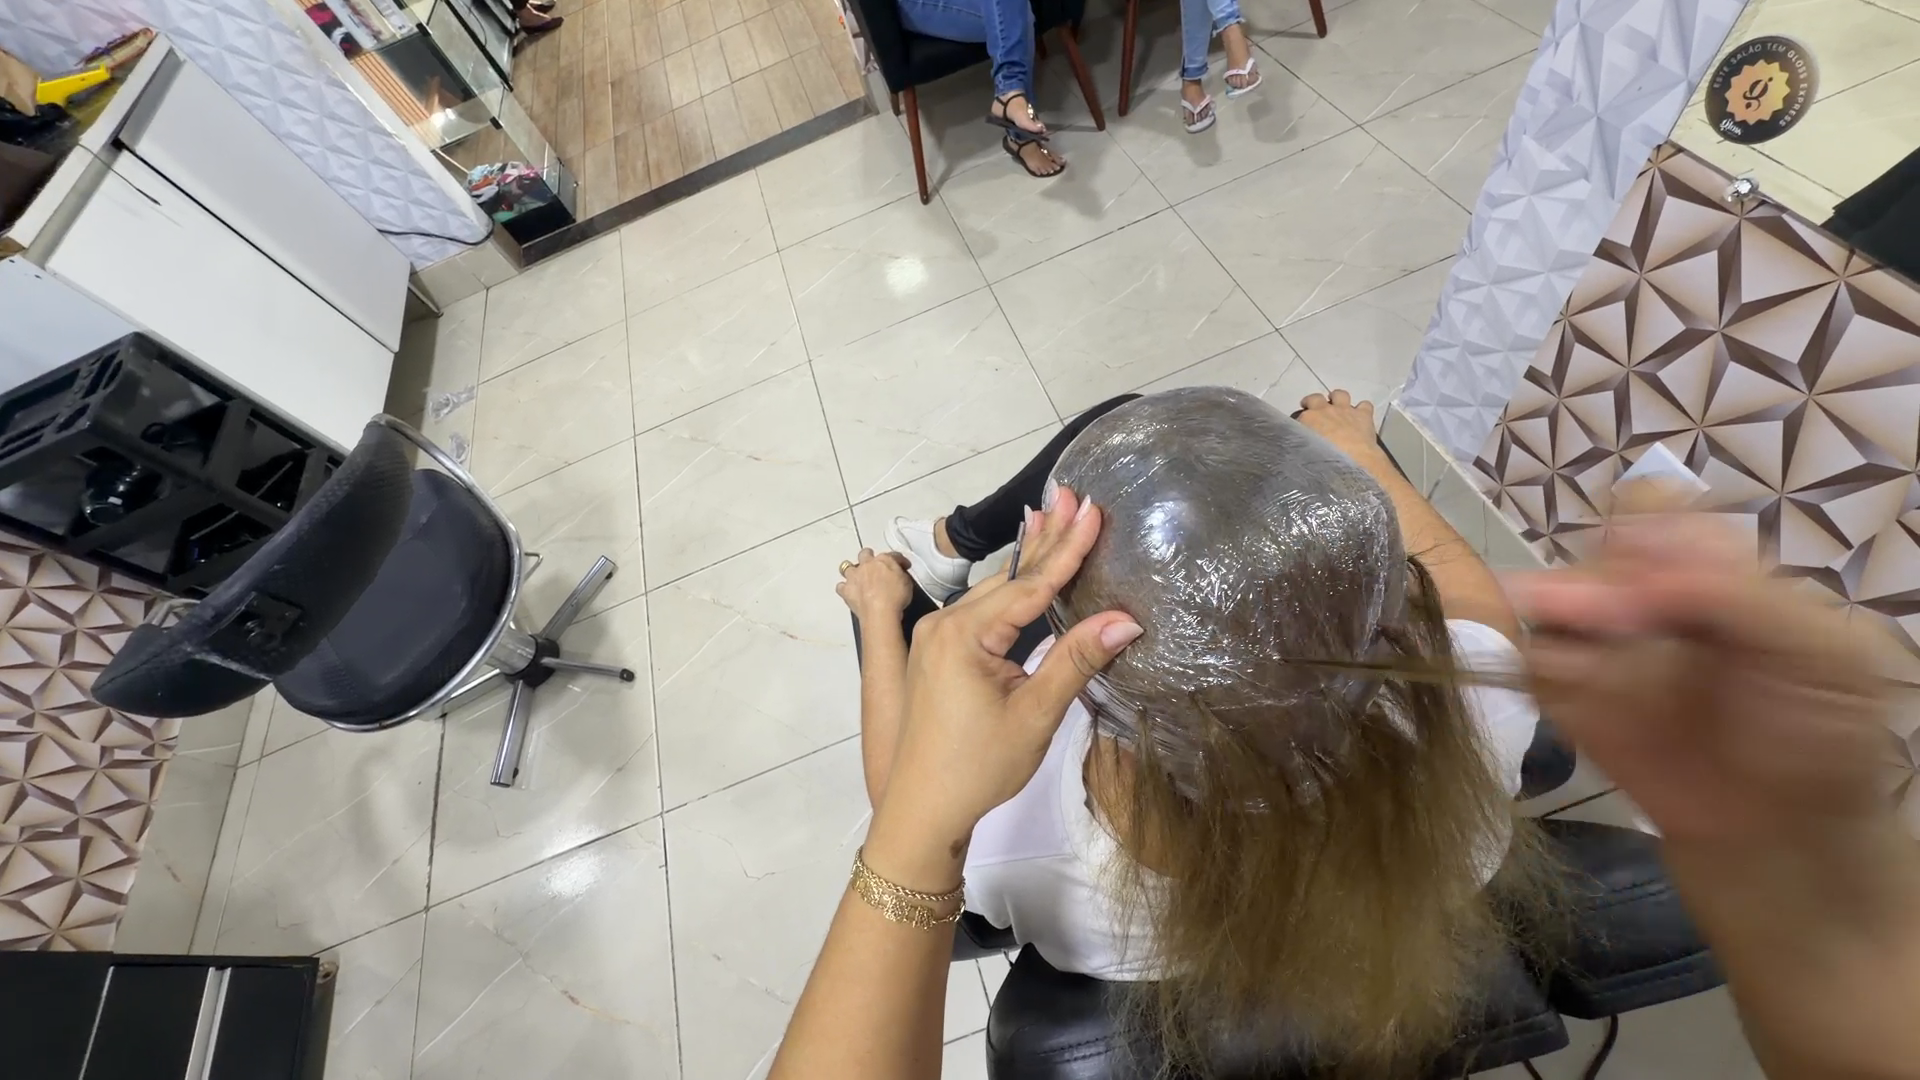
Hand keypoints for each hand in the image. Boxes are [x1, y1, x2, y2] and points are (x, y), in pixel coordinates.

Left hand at [836, 548, 915, 617]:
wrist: (880, 612)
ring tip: (856, 576)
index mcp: (883, 560)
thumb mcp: (907, 582)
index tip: (903, 565)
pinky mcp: (846, 591)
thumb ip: (901, 573)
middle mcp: (866, 565)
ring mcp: (854, 577)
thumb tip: (899, 572)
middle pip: (864, 553)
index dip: (899, 560)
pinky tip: (848, 591)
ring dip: (852, 570)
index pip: (892, 555)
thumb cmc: (895, 597)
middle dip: (868, 556)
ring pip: (847, 566)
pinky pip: (840, 586)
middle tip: (873, 564)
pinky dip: (843, 588)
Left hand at [866, 487, 1142, 876]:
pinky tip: (1023, 567)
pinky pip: (980, 610)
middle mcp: (943, 624)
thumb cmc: (979, 767)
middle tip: (1070, 494)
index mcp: (963, 636)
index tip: (1092, 510)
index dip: (1067, 549)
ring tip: (1052, 516)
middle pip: (1008, 578)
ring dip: (1027, 559)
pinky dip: (1008, 589)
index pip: (1029, 585)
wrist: (922, 808)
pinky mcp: (936, 650)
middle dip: (1045, 538)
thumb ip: (1075, 660)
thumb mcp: (1034, 715)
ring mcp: (934, 636)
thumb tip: (1127, 620)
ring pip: (992, 591)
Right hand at [1297, 389, 1388, 467]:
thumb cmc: (1323, 459)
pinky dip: (1362, 408)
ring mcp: (1345, 410)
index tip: (1301, 426)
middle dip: (1313, 401)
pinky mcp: (1363, 414)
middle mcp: (1325, 410)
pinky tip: (1361, 415)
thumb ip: (1301, 443)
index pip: (1300, 415)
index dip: (1301, 420)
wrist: (1351, 459)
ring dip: (1338, 398)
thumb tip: (1300, 445)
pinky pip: (1364, 405)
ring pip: (1340, 394)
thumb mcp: (1303, 452)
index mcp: (1307, 418)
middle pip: (1315, 398)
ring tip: (1337, 406)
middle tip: (1314, 409)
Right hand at [1509, 513, 1896, 845]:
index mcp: (1700, 573)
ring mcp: (1587, 641)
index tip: (1651, 563)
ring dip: (1553, 614)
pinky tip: (1567, 684)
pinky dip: (1534, 662)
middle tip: (1611, 619)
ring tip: (1584, 650)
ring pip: (1538, 598)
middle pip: (1584, 554)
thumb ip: (1735, 597)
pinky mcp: (1552, 685)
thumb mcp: (1820, 653)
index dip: (1643, 527)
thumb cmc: (1815, 735)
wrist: (1771, 828)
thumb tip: (1628, 574)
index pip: (1650, 512)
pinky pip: (1522, 657)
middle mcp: (1633, 597)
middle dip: (1591, 581)